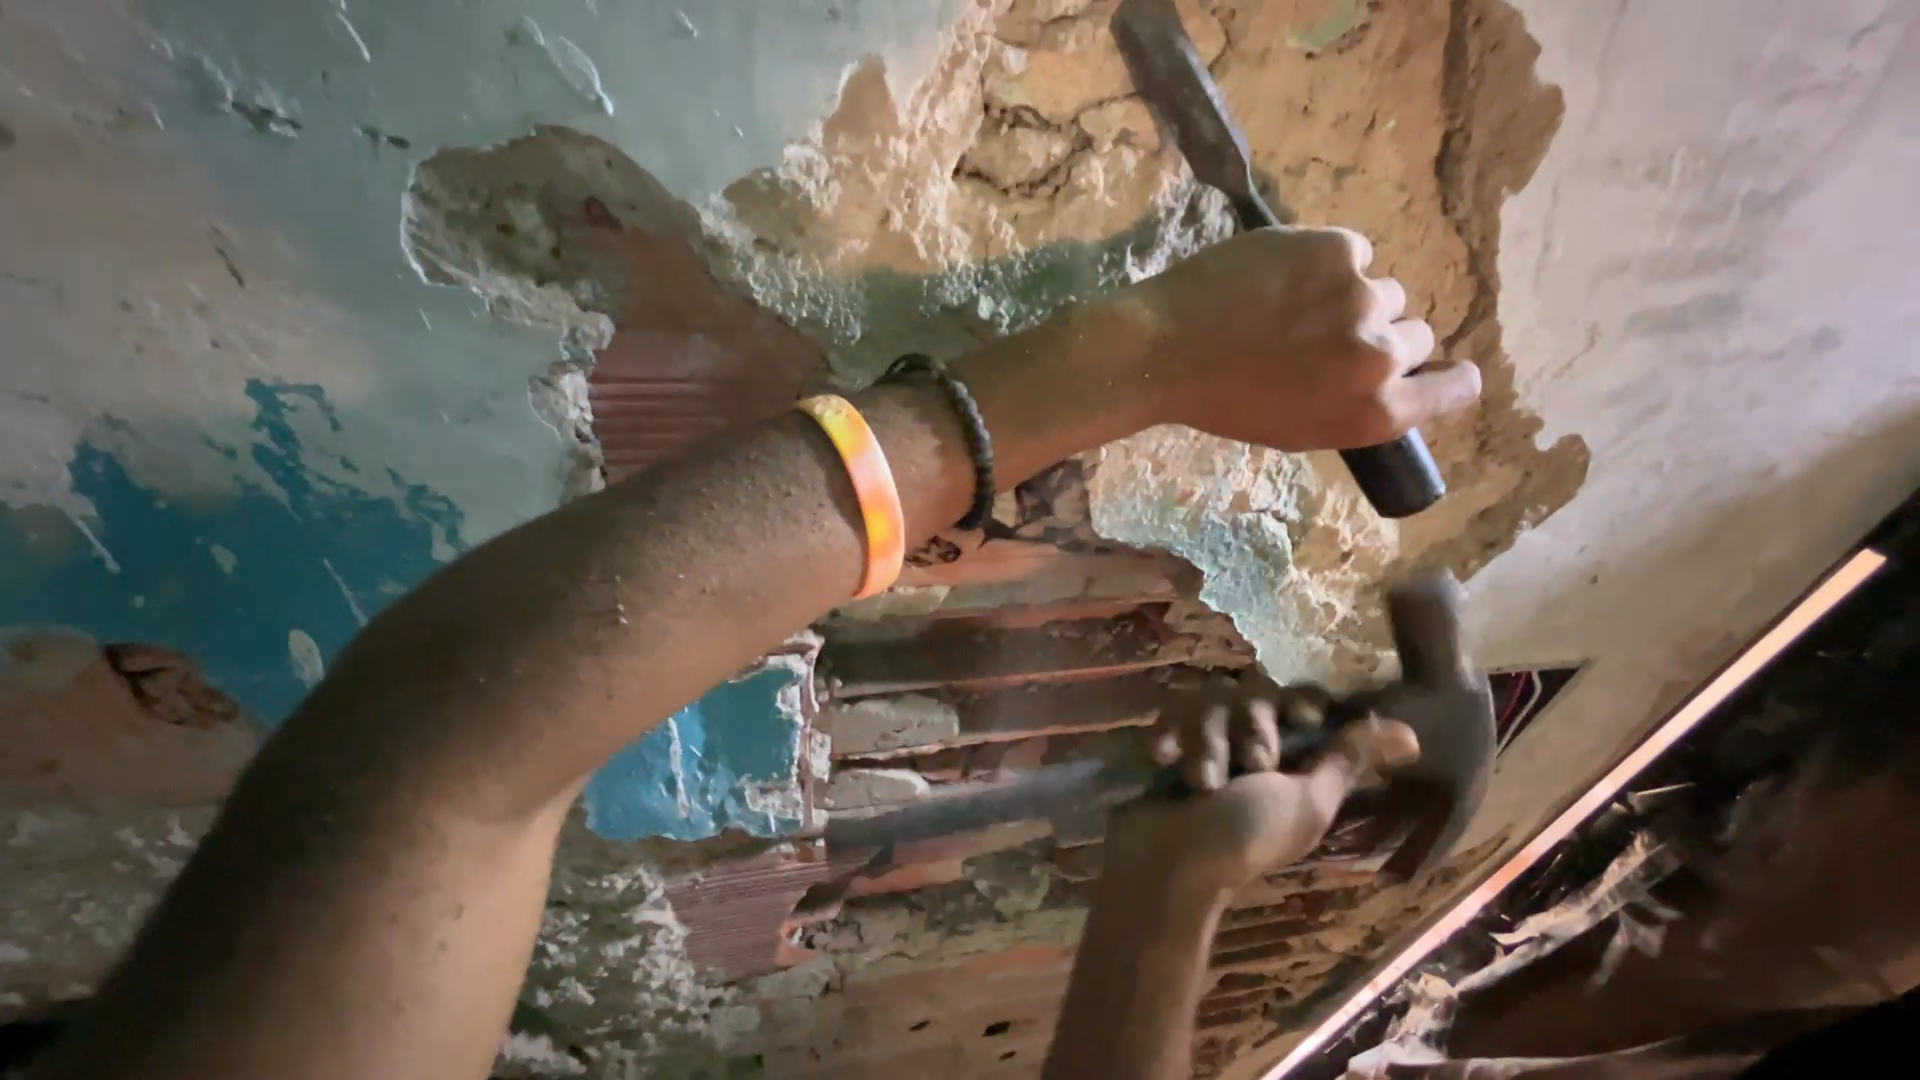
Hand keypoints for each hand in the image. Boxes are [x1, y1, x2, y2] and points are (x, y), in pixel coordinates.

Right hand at [1104, 674, 1419, 897]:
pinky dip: (1169, 735)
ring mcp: (1204, 741)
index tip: (1305, 720)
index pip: (1304, 701)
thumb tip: (1414, 736)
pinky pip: (1169, 713)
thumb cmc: (1246, 835)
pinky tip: (1163, 758)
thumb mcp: (1306, 801)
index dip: (1303, 704)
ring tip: (1200, 781)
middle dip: (1252, 728)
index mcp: (1294, 758)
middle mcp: (1249, 742)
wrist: (1168, 863)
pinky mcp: (1167, 740)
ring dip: (1208, 742)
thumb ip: (1349, 760)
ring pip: (1211, 702)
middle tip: (1249, 766)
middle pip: (1256, 695)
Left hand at [1129, 226, 1481, 450]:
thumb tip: (1395, 378)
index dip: (1448, 376)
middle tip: (1322, 338)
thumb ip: (1355, 406)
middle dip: (1380, 335)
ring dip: (1351, 297)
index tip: (1440, 368)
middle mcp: (1380, 357)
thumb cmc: (1222, 401)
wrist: (1163, 350)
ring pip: (1384, 289)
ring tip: (1290, 308)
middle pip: (1417, 333)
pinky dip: (1324, 262)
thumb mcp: (1296, 429)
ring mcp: (1362, 297)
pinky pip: (1353, 252)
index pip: (1456, 388)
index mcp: (1373, 412)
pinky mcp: (1338, 249)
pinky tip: (1278, 279)